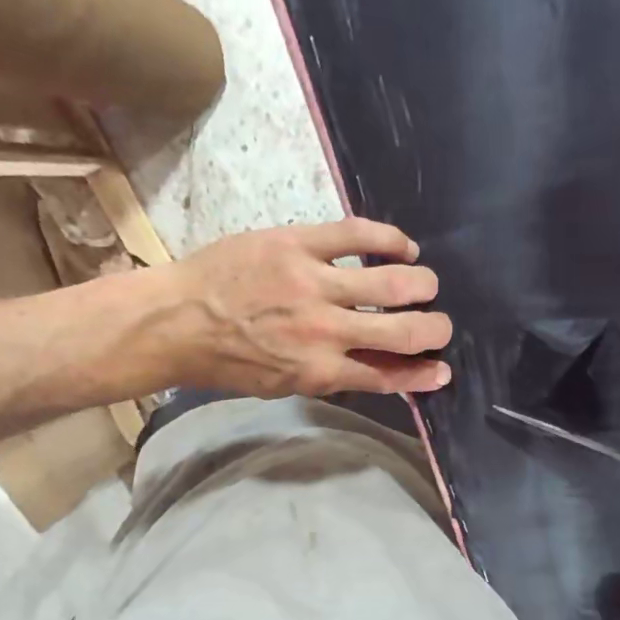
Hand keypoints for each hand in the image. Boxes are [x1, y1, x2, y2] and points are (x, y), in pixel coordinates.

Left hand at [150, 218, 453, 396]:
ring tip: (427, 283)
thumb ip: (328, 377)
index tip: (443, 368)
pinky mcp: (298, 244)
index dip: (424, 373)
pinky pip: (358, 235)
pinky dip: (390, 239)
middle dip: (435, 329)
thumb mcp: (280, 384)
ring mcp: (314, 283)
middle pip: (404, 329)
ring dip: (422, 285)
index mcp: (320, 370)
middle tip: (441, 325)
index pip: (389, 374)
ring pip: (392, 282)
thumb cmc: (225, 361)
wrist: (176, 321)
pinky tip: (404, 245)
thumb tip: (373, 368)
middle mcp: (326, 330)